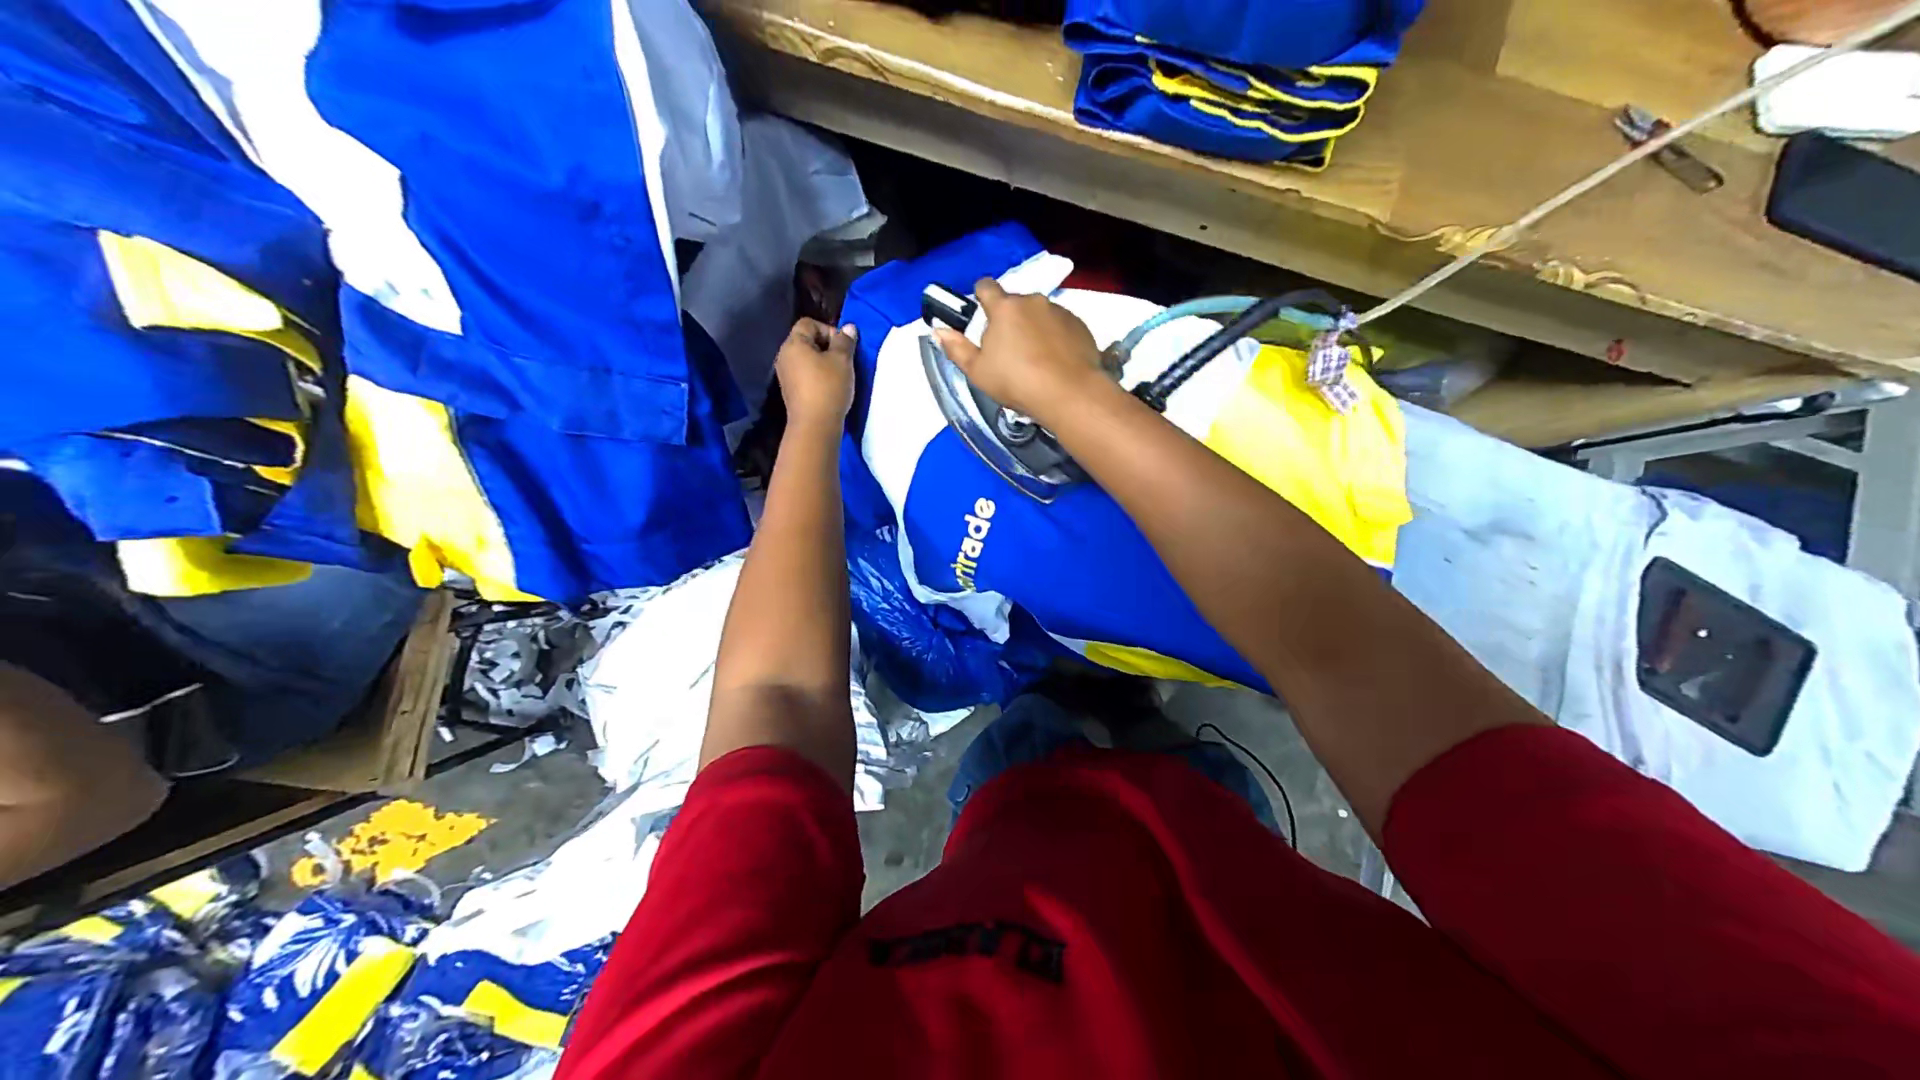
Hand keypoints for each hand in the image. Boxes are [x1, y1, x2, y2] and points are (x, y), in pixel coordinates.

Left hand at [776, 318, 857, 426]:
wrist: (815, 425)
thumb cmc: (828, 387)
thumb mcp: (842, 360)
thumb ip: (845, 341)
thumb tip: (849, 327)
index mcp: (793, 344)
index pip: (809, 323)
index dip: (828, 329)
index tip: (843, 346)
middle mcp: (784, 356)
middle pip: (806, 340)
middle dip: (827, 346)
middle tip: (843, 360)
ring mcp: (785, 374)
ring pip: (806, 359)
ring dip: (823, 362)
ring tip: (838, 375)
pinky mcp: (790, 390)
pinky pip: (804, 374)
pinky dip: (817, 376)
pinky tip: (829, 387)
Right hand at [932, 278, 1105, 422]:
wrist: (1069, 393)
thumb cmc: (1016, 382)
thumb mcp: (978, 371)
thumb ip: (956, 348)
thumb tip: (938, 330)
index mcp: (1004, 307)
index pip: (986, 286)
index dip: (980, 297)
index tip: (981, 315)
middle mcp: (1033, 300)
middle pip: (1014, 303)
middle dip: (1009, 319)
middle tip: (1008, 350)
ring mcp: (1060, 310)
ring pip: (1039, 314)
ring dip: (1034, 328)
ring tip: (1035, 359)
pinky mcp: (1080, 325)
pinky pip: (1061, 326)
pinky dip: (1056, 337)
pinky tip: (1055, 361)